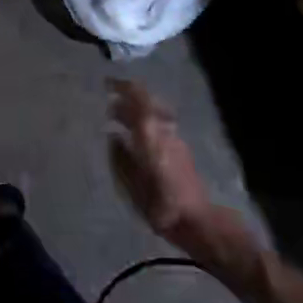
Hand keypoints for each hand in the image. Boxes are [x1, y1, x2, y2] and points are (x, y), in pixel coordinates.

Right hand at [108, 79, 212, 244]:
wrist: (196, 219)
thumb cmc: (158, 202)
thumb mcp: (130, 182)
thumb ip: (120, 156)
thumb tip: (112, 135)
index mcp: (149, 131)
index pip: (138, 96)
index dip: (122, 86)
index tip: (107, 83)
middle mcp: (163, 128)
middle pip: (146, 103)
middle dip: (127, 100)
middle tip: (109, 106)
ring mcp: (175, 137)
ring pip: (154, 114)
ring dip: (137, 113)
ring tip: (120, 122)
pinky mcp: (181, 149)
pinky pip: (159, 125)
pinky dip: (145, 124)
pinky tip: (137, 139)